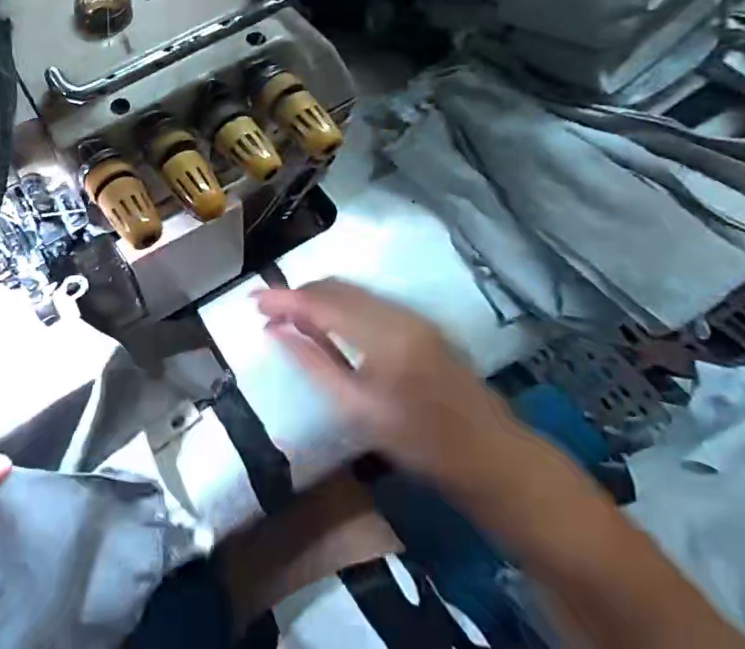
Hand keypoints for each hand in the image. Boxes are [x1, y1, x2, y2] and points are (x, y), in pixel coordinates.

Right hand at [256, 279, 521, 484]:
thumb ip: (313, 364)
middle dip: (297, 292)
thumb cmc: (421, 444)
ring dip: (317, 296)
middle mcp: (399, 314)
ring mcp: (414, 314)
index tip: (252, 302)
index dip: (283, 298)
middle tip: (266, 309)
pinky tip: (326, 321)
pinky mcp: (421, 320)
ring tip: (289, 315)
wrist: (492, 456)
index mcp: (383, 337)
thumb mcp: (358, 410)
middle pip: (336, 287)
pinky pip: (368, 298)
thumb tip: (274, 331)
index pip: (321, 302)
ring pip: (352, 289)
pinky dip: (340, 302)